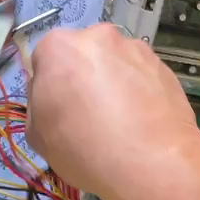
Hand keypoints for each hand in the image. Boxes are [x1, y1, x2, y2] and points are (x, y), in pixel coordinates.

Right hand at [27, 24, 199, 199]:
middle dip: (83, 77)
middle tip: (89, 114)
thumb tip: (51, 93)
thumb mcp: (36, 134)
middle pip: (82, 55)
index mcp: (58, 46)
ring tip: (120, 121)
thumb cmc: (82, 148)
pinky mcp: (163, 65)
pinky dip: (137, 91)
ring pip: (114, 63)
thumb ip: (37, 101)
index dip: (50, 86)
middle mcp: (97, 36)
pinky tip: (140, 121)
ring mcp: (134, 48)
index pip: (45, 59)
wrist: (150, 163)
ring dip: (112, 82)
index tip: (59, 109)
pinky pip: (140, 75)